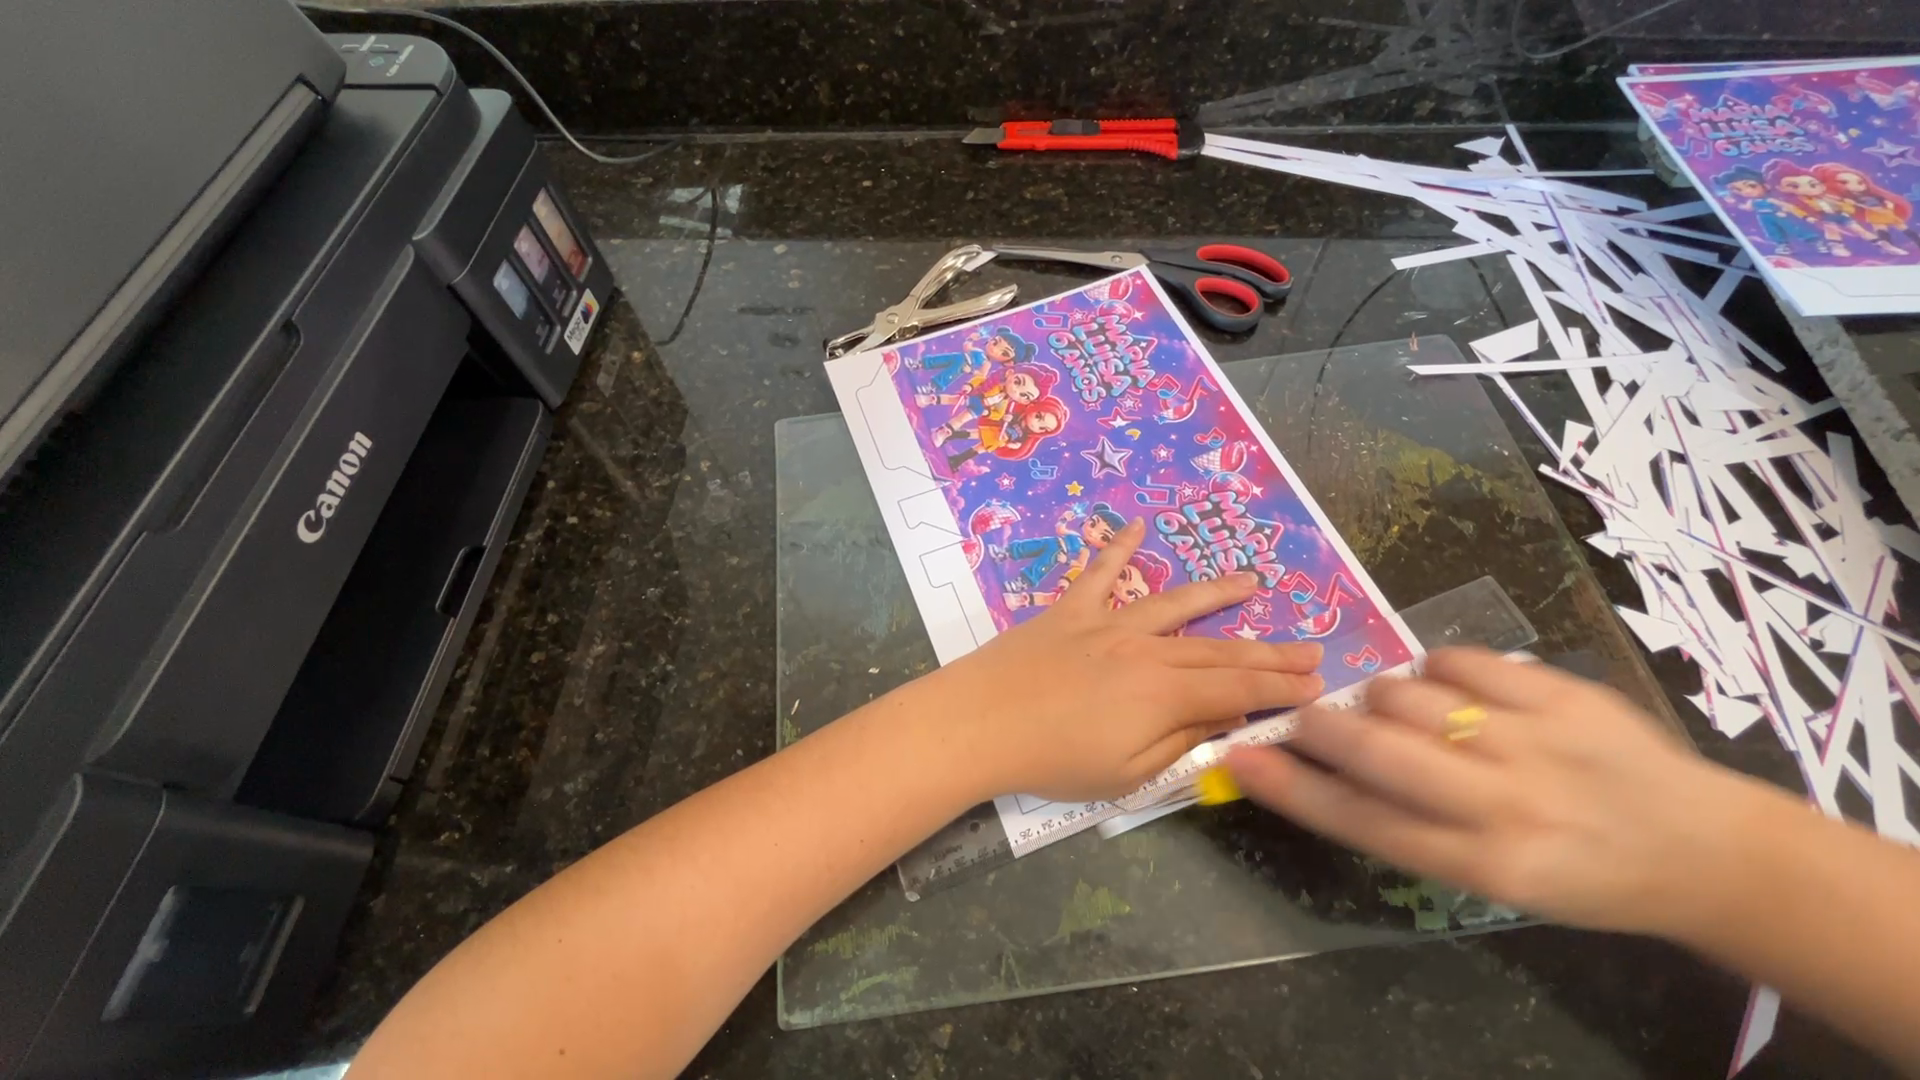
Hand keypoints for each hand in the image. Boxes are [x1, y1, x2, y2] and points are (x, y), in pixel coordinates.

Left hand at [920, 519, 1324, 802]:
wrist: (978, 722)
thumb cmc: (1052, 760)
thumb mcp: (1128, 774)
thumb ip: (1181, 743)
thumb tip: (1226, 719)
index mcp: (1165, 694)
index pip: (1240, 691)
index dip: (1282, 690)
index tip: (1317, 685)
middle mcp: (1146, 649)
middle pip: (1220, 650)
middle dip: (1270, 653)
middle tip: (1312, 650)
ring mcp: (1107, 623)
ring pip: (1175, 605)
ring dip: (1217, 594)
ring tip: (1252, 580)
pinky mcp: (1069, 610)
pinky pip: (1099, 574)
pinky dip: (1118, 550)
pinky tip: (1135, 529)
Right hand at [1226, 647, 1764, 936]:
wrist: (1703, 850)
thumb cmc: (1575, 874)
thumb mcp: (1487, 875)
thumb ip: (1402, 819)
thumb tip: (1318, 759)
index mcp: (1483, 863)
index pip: (1359, 821)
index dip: (1289, 788)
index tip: (1239, 757)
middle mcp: (1506, 805)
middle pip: (1374, 749)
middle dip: (1320, 725)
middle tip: (1305, 717)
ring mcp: (1537, 741)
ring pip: (1407, 693)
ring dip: (1383, 697)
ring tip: (1402, 710)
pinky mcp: (1563, 693)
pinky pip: (1458, 659)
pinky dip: (1436, 668)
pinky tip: (1450, 687)